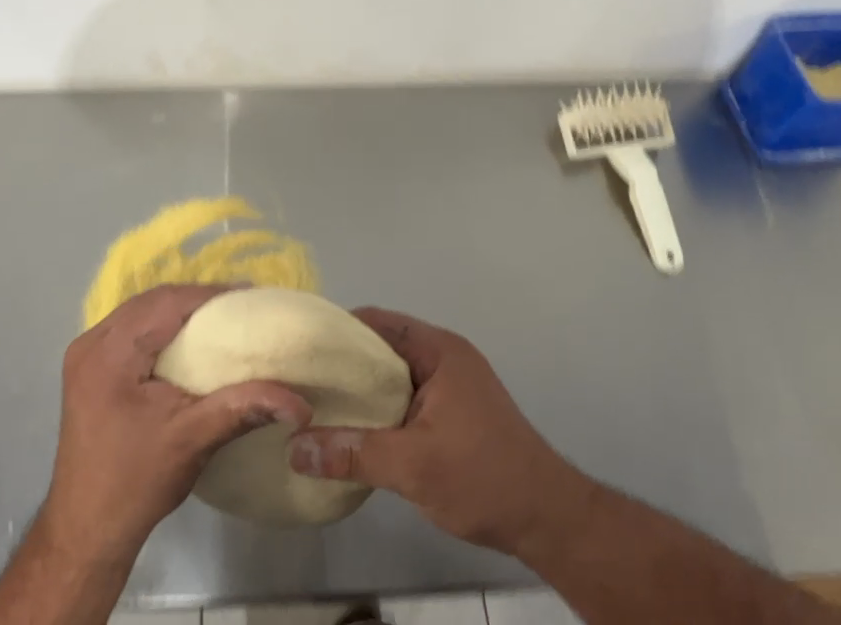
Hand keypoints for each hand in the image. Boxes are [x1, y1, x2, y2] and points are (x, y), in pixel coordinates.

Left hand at [43, 284, 311, 555]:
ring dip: (178, 312)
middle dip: (196, 300)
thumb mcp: (194, 439)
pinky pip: (129, 331)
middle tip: (242, 306)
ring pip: (138, 314)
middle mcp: (90, 343)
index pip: (165, 303)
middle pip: (149, 303)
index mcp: (109, 352)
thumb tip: (300, 403)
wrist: (87, 527)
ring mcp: (84, 356)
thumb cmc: (137, 480)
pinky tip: (188, 341)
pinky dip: (160, 328)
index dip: (209, 295)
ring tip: (222, 319)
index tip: (252, 296)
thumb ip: (243, 408)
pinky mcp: (88, 371)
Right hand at [285, 308, 580, 554]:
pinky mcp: (451, 413)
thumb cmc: (484, 478)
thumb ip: (351, 453)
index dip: (333, 332)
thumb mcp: (411, 466)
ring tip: (311, 407)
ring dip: (357, 391)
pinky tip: (347, 432)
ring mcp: (450, 386)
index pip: (375, 322)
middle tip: (296, 382)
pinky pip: (402, 399)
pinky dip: (376, 410)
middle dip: (339, 364)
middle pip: (379, 347)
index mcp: (439, 351)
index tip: (296, 350)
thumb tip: (293, 448)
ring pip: (389, 377)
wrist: (547, 519)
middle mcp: (444, 359)